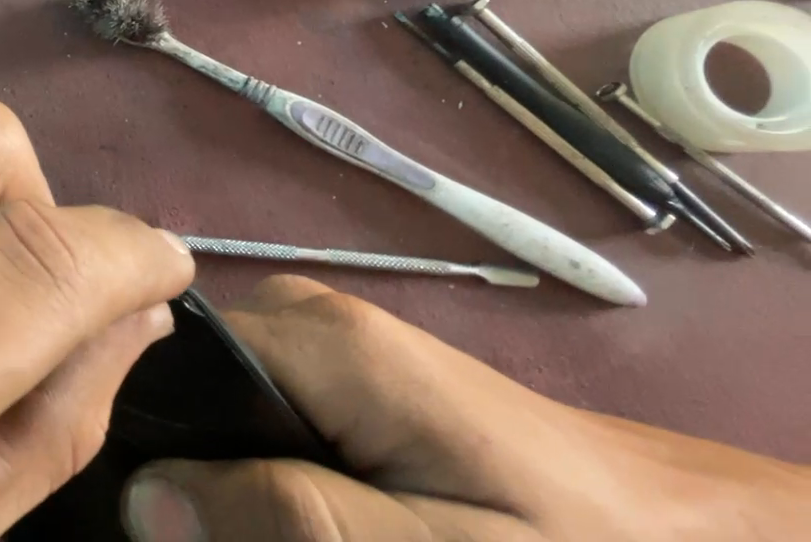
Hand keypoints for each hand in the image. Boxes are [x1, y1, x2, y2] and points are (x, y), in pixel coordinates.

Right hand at [123, 276, 810, 540]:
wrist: (689, 534)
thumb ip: (292, 516)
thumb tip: (145, 497)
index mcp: (317, 337)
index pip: (169, 358)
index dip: (144, 433)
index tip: (137, 512)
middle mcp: (302, 309)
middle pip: (186, 375)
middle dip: (180, 457)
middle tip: (196, 534)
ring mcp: (320, 330)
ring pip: (214, 390)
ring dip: (216, 462)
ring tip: (230, 525)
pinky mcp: (339, 360)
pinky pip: (253, 398)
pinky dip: (249, 454)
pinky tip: (270, 505)